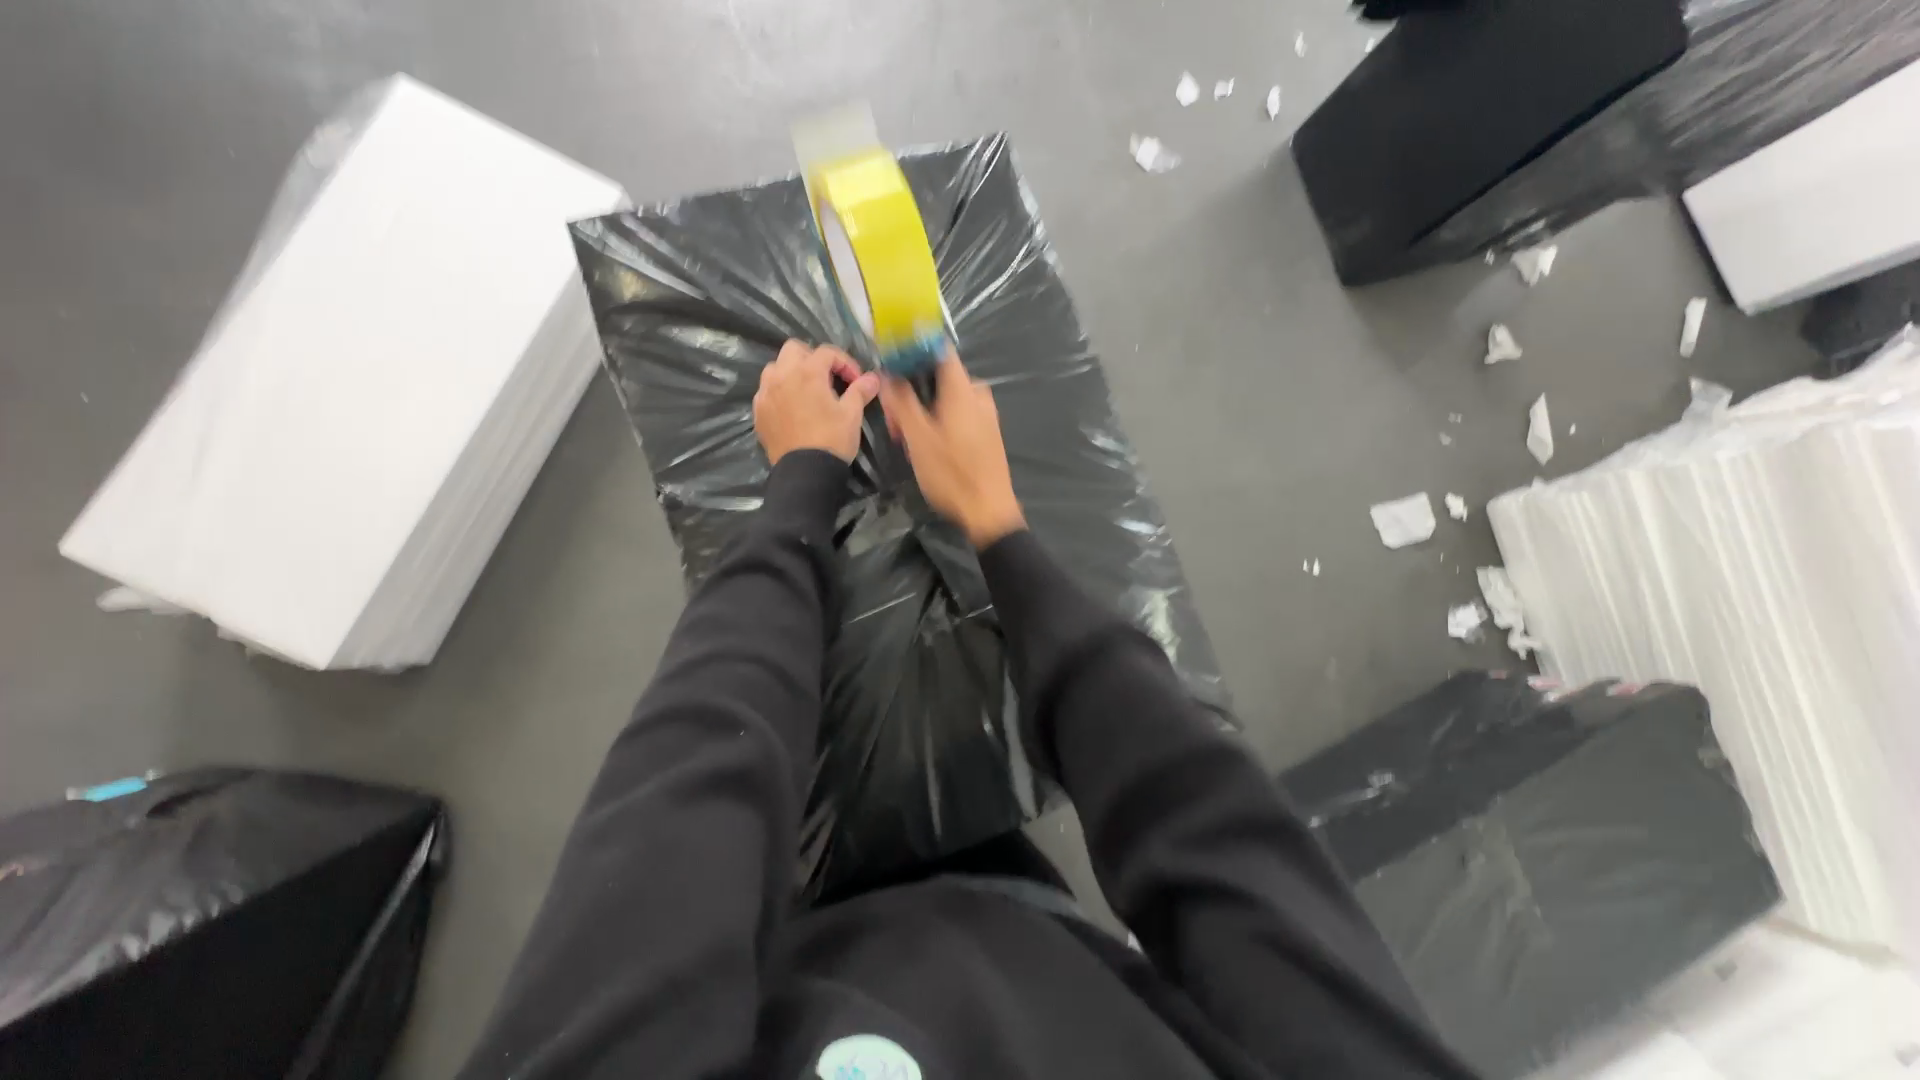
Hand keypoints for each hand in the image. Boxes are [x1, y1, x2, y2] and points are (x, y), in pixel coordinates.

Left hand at [754, 341, 880, 464]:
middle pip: (794, 350)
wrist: (805, 473)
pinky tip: (790, 407)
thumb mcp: (852, 415)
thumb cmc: (832, 439)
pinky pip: (766, 391)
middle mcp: (782, 376)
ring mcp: (766, 393)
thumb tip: (872, 378)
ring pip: (775, 367)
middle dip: (813, 358)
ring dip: (791, 371)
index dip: (845, 363)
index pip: (827, 352)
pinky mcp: (758, 411)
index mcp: (808, 372)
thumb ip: (860, 391)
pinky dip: (778, 391)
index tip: (857, 381)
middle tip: (828, 377)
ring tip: (806, 389)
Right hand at [879, 352, 1026, 547]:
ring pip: (947, 400)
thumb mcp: (918, 438)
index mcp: (962, 390)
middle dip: (912, 393)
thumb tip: (888, 373)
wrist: (989, 513)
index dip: (915, 351)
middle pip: (939, 378)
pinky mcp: (988, 434)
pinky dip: (940, 423)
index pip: (939, 350)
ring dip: (923, 412)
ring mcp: (987, 415)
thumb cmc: (951, 474)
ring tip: (908, 441)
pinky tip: (928, 448)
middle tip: (895, 422)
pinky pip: (959, 416)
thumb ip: (901, 402)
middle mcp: (978, 396)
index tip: (893, 364)